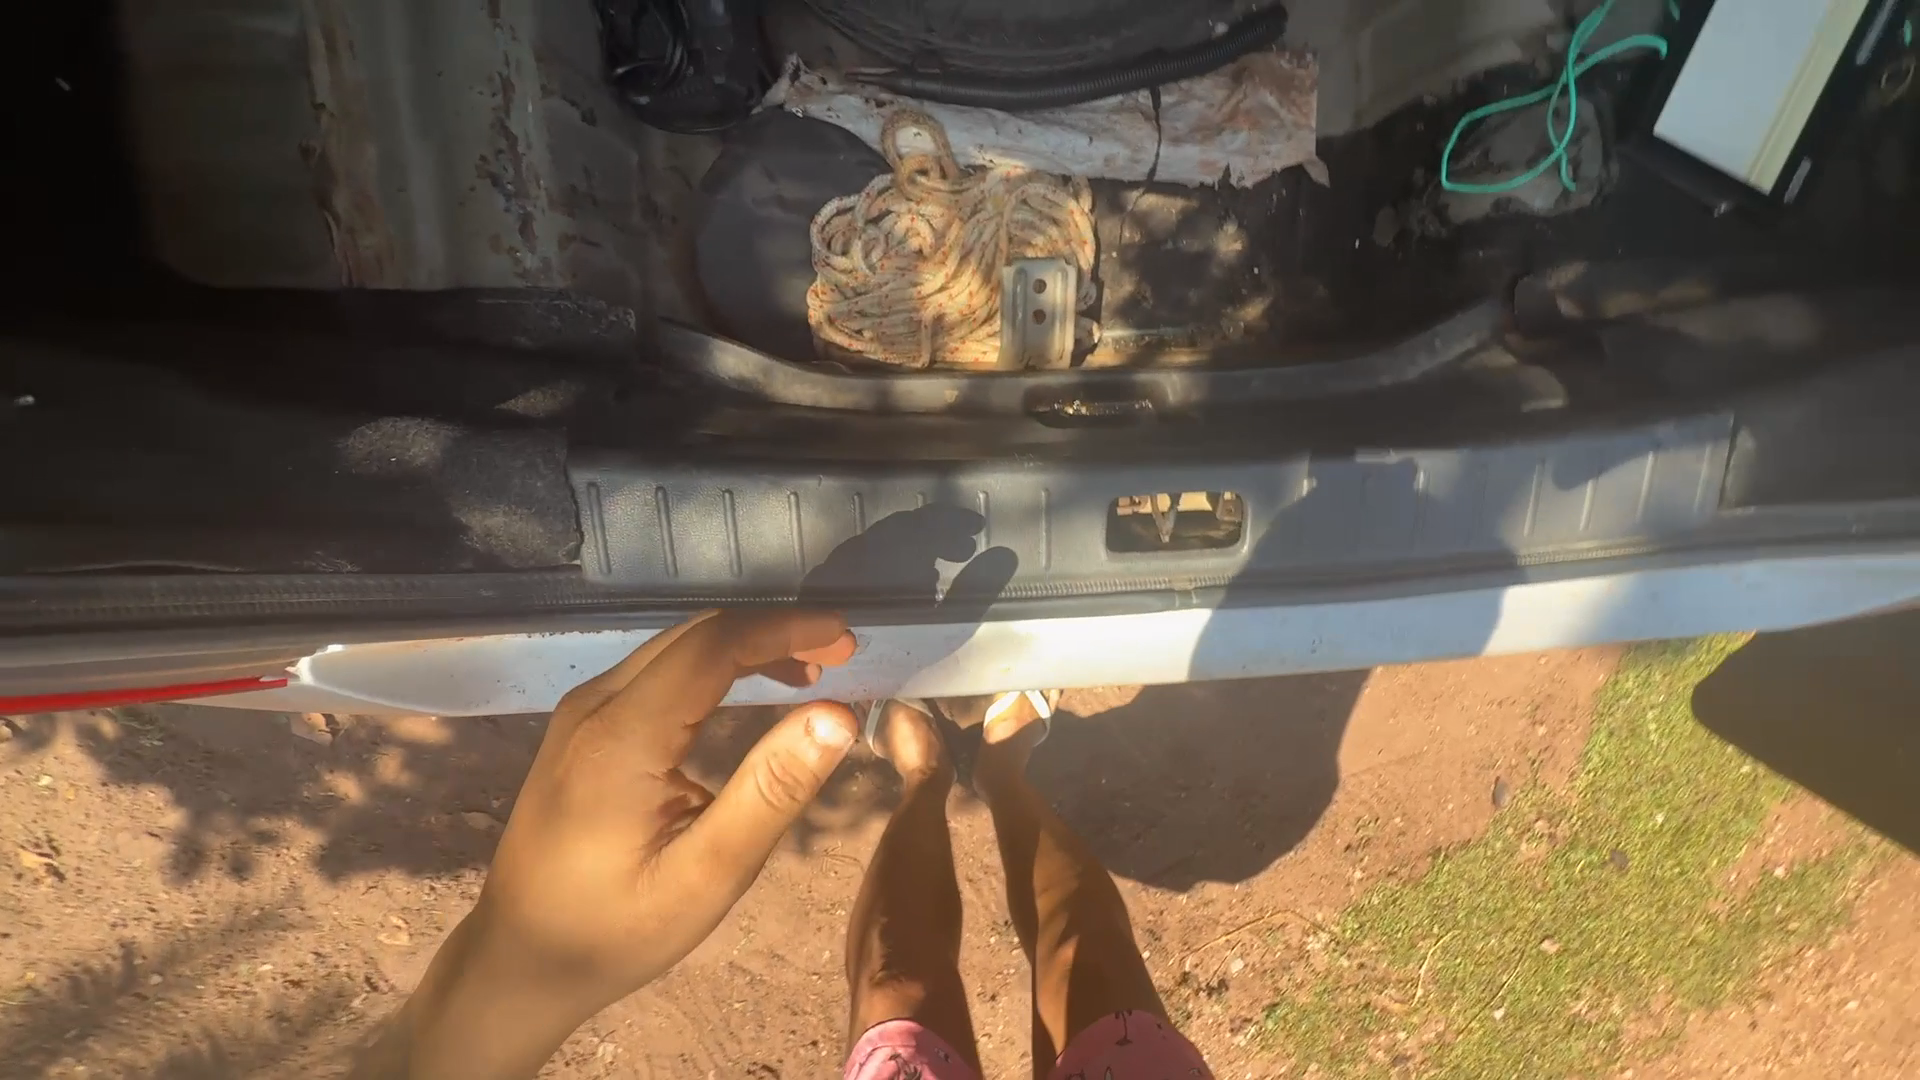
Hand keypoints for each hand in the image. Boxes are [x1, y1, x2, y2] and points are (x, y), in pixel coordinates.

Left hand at [358, 609, 860, 1078]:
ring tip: (809, 668)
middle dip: (775, 630)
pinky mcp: (587, 721)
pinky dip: (720, 662)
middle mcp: (597, 703)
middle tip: (839, 652)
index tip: (845, 638)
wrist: (517, 960)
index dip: (786, 629)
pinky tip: (751, 685)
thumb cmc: (615, 929)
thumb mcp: (708, 876)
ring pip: (681, 643)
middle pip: (699, 633)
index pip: (715, 646)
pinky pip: (664, 665)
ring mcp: (585, 708)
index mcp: (622, 736)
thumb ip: (773, 790)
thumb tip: (840, 714)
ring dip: (750, 643)